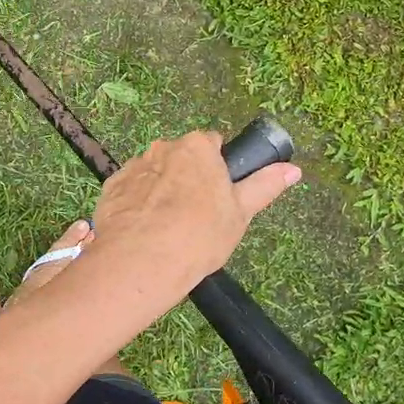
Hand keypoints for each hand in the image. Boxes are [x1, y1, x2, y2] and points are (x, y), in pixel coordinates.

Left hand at [87, 131, 300, 290]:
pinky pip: (131, 190)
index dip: (218, 169)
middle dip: (187, 179)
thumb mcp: (240, 213)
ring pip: (154, 174)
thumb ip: (264, 186)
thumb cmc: (199, 235)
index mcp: (197, 147)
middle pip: (181, 158)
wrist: (141, 259)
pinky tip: (144, 230)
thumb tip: (293, 169)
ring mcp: (133, 166)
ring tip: (167, 228)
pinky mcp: (111, 186)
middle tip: (195, 216)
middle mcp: (162, 147)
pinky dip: (137, 204)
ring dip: (161, 191)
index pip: (212, 144)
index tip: (219, 194)